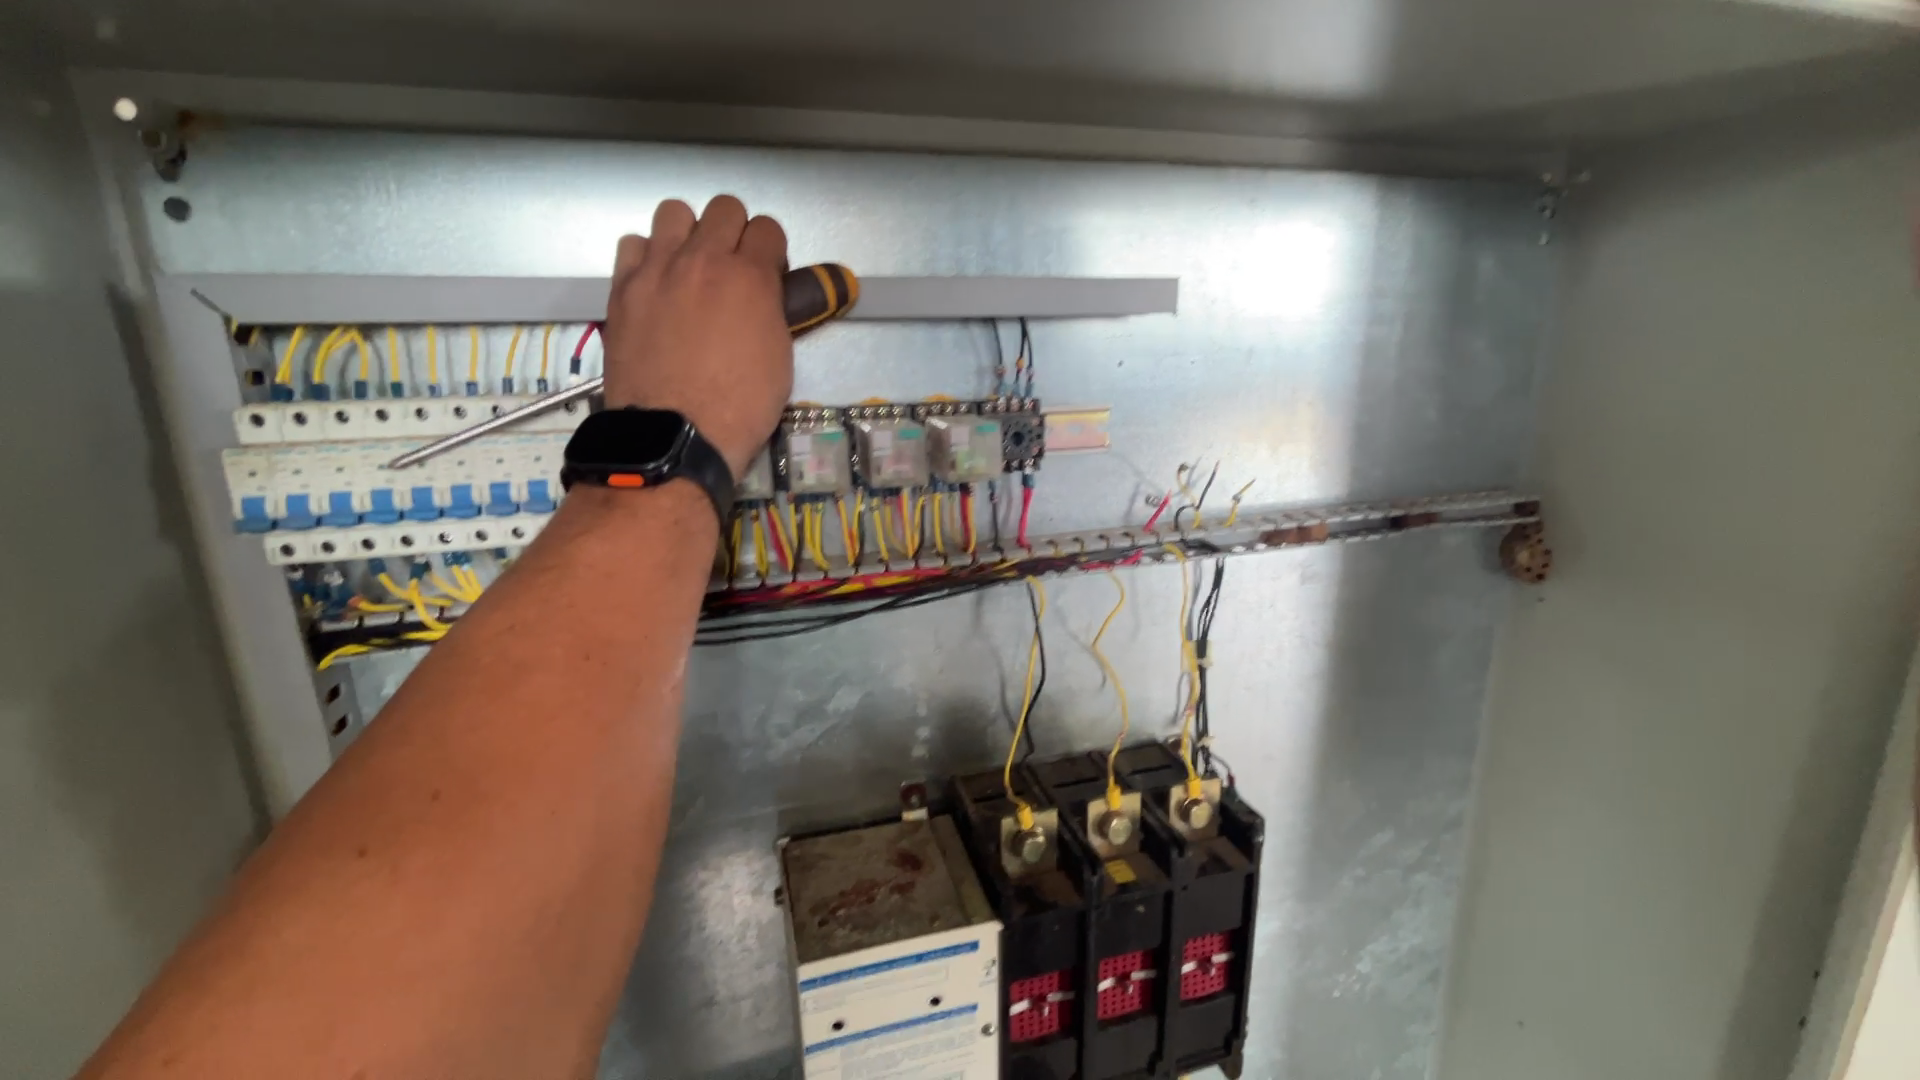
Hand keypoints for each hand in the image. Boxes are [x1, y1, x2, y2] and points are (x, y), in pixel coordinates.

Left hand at [601, 195, 790, 476]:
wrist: (677, 434)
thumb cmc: (741, 406)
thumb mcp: (780, 358)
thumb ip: (774, 311)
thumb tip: (768, 294)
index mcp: (750, 277)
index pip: (768, 228)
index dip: (772, 252)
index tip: (769, 275)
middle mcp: (704, 259)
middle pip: (725, 208)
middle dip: (735, 233)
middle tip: (733, 270)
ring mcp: (658, 269)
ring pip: (674, 212)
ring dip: (689, 233)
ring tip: (690, 268)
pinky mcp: (624, 287)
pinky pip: (634, 244)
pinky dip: (648, 257)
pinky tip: (657, 285)